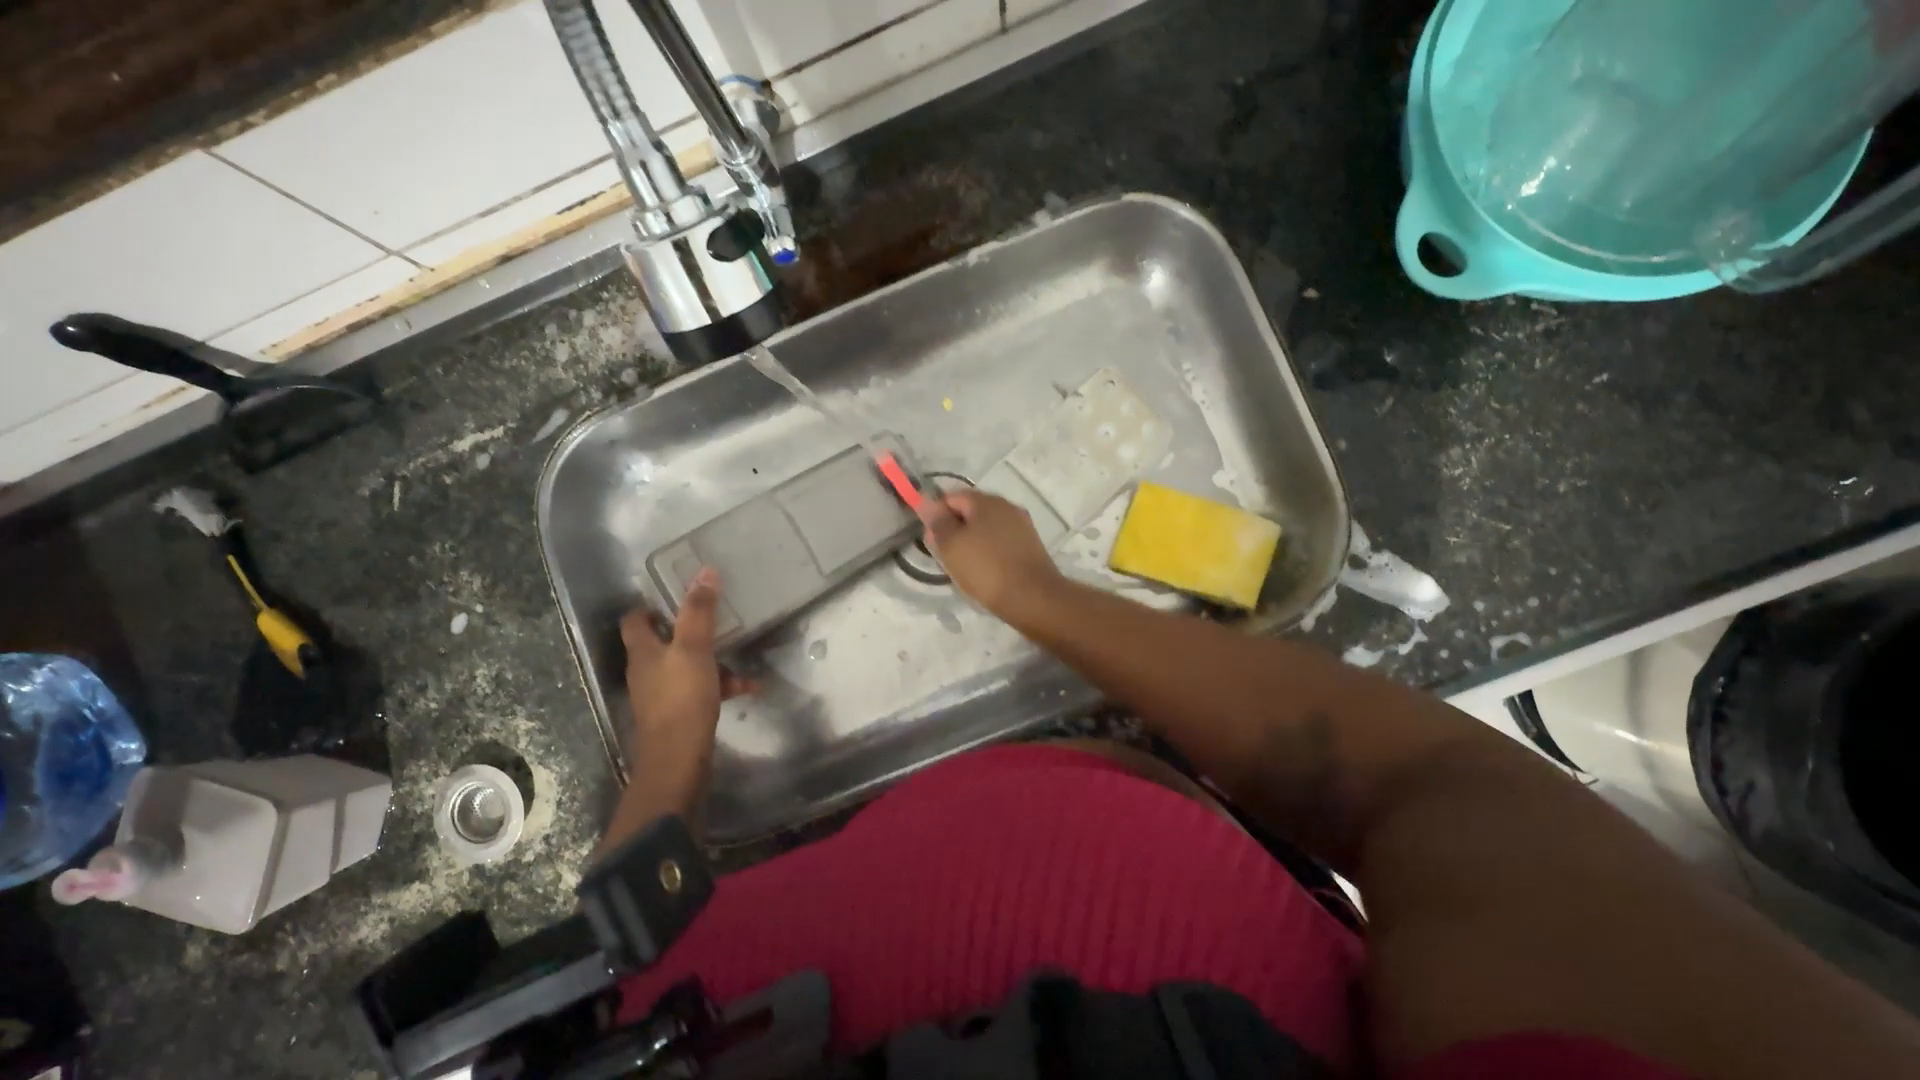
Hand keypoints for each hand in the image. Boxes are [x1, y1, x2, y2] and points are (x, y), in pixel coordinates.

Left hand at [620, 567, 753, 750]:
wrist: (679, 758)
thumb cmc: (681, 697)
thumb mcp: (694, 648)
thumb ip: (699, 611)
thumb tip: (704, 571)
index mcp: (643, 651)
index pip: (634, 620)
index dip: (650, 606)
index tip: (676, 594)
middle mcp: (646, 671)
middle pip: (662, 642)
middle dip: (688, 630)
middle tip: (713, 617)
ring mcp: (661, 695)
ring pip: (686, 667)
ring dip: (711, 660)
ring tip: (739, 654)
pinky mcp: (678, 715)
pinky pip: (700, 690)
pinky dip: (721, 686)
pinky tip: (749, 687)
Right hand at [916, 491, 1062, 616]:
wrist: (1033, 598)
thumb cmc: (986, 569)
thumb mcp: (952, 545)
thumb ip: (938, 522)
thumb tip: (926, 503)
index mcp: (986, 501)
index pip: (951, 497)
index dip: (936, 516)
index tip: (931, 541)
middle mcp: (1006, 506)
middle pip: (970, 512)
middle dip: (953, 530)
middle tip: (944, 557)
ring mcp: (1021, 526)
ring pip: (986, 528)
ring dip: (970, 543)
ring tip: (963, 568)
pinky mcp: (1030, 545)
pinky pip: (1000, 542)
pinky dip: (988, 552)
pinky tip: (984, 572)